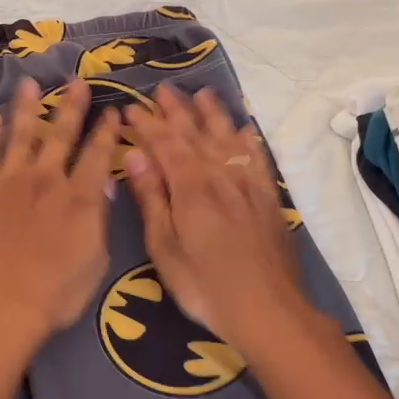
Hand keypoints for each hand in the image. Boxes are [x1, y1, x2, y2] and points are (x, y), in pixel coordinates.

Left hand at [0, 77, 122, 347]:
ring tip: (30, 83)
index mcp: (79, 198)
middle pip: (60, 134)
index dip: (107, 131)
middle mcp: (46, 179)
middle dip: (71, 106)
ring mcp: (8, 182)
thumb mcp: (94, 263)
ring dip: (26, 107)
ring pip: (20, 134)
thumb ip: (99, 220)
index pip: (98, 155)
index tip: (113, 111)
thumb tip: (103, 185)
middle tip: (77, 81)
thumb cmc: (54, 295)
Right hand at [122, 84, 317, 352]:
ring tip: (202, 94)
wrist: (267, 308)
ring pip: (228, 139)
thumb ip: (151, 198)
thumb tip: (135, 156)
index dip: (146, 124)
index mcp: (190, 187)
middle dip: (177, 110)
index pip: (164, 144)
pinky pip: (257, 159)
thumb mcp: (164, 247)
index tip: (130, 108)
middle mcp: (220, 176)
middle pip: (197, 134)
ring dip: (213, 115)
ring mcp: (248, 186)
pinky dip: (248, 141)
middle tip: (163, 89)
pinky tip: (244, 131)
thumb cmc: (204, 284)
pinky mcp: (268, 200)